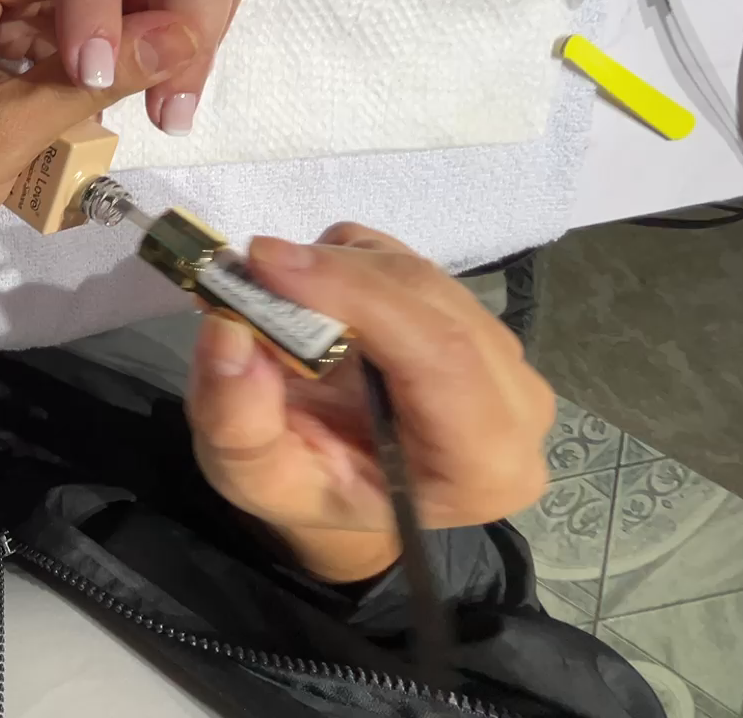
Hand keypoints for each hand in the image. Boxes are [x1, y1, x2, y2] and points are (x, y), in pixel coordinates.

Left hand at [0, 0, 199, 272]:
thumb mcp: (8, 133)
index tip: (186, 13)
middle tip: (173, 53)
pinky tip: (86, 98)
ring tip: (141, 80)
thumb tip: (188, 34)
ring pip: (27, 18)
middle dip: (100, 23)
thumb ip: (95, 80)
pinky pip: (4, 47)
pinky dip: (43, 71)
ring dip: (76, 51)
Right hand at [184, 224, 554, 581]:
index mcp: (480, 466)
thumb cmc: (298, 485)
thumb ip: (235, 414)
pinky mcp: (459, 313)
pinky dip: (338, 258)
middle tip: (247, 265)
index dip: (357, 297)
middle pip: (430, 301)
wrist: (328, 477)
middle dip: (332, 270)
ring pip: (413, 272)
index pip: (442, 357)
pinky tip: (305, 294)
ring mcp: (493, 353)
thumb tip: (229, 328)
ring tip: (266, 292)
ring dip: (329, 265)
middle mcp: (512, 406)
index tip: (265, 263)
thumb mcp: (247, 473)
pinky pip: (399, 257)